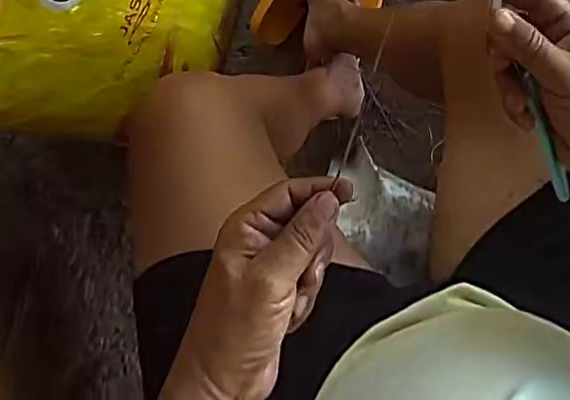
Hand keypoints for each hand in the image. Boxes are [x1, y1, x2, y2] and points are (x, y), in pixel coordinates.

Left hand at [161, 176, 354, 399]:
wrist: (223, 386)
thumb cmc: (228, 335)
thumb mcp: (271, 278)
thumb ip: (302, 236)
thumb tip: (326, 200)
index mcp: (247, 227)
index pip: (290, 192)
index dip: (319, 189)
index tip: (346, 190)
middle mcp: (259, 241)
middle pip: (308, 221)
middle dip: (313, 251)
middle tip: (304, 272)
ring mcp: (271, 266)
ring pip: (313, 252)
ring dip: (309, 279)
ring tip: (290, 298)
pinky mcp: (281, 289)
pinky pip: (311, 278)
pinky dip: (306, 297)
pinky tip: (288, 313)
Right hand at [486, 0, 569, 182]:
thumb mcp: (565, 74)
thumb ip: (530, 45)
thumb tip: (498, 17)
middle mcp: (557, 42)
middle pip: (514, 27)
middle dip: (504, 48)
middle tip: (502, 64)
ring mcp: (544, 66)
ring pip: (507, 57)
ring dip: (508, 82)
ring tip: (520, 101)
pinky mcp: (534, 89)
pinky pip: (509, 83)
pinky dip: (512, 100)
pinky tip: (526, 115)